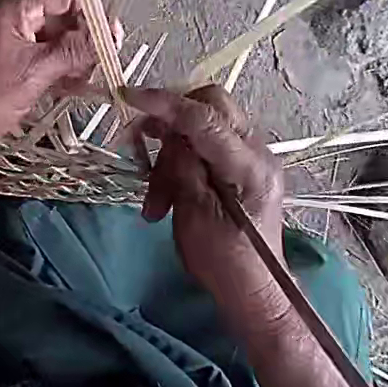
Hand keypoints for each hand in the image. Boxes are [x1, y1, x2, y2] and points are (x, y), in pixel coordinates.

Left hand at [0, 0, 103, 153]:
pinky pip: (30, 49)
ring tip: (83, 82)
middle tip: (100, 66)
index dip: (92, 10)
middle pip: (57, 11)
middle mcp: (5, 12)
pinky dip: (49, 64)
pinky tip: (64, 87)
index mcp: (13, 6)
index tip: (110, 39)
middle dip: (82, 36)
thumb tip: (108, 35)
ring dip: (68, 54)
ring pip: (46, 34)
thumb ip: (73, 51)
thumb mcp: (34, 74)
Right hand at [126, 85, 287, 318]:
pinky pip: (209, 141)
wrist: (255, 290)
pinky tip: (168, 190)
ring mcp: (255, 154)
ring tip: (155, 198)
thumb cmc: (224, 263)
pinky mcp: (245, 162)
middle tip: (143, 149)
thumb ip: (183, 166)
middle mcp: (258, 150)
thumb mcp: (194, 217)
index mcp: (249, 166)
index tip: (129, 96)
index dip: (165, 103)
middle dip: (171, 120)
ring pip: (204, 123)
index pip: (204, 117)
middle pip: (210, 104)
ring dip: (172, 152)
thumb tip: (170, 132)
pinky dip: (184, 158)